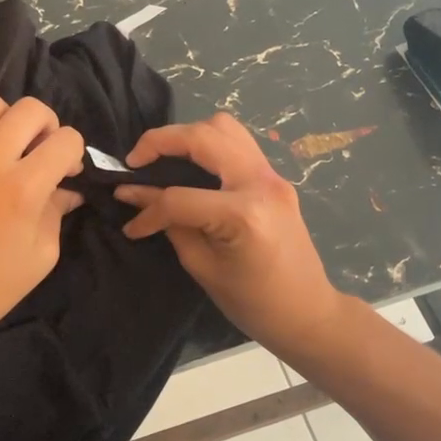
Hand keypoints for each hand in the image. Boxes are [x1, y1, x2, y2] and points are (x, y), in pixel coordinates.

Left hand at [0, 95, 85, 343]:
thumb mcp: (41, 256)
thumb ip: (57, 212)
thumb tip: (69, 189)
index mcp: (24, 188)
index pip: (66, 139)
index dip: (73, 153)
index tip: (65, 173)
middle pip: (30, 109)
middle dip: (47, 126)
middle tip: (39, 153)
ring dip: (5, 121)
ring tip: (2, 147)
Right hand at [114, 112, 349, 350]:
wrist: (309, 314)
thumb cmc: (254, 303)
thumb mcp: (202, 266)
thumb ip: (168, 223)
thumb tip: (132, 194)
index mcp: (243, 214)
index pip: (178, 197)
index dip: (147, 210)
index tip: (131, 227)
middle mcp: (260, 182)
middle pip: (202, 137)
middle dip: (160, 142)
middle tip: (135, 163)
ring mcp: (272, 175)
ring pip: (223, 126)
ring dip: (187, 135)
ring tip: (165, 159)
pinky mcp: (274, 177)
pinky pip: (236, 142)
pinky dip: (208, 144)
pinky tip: (191, 166)